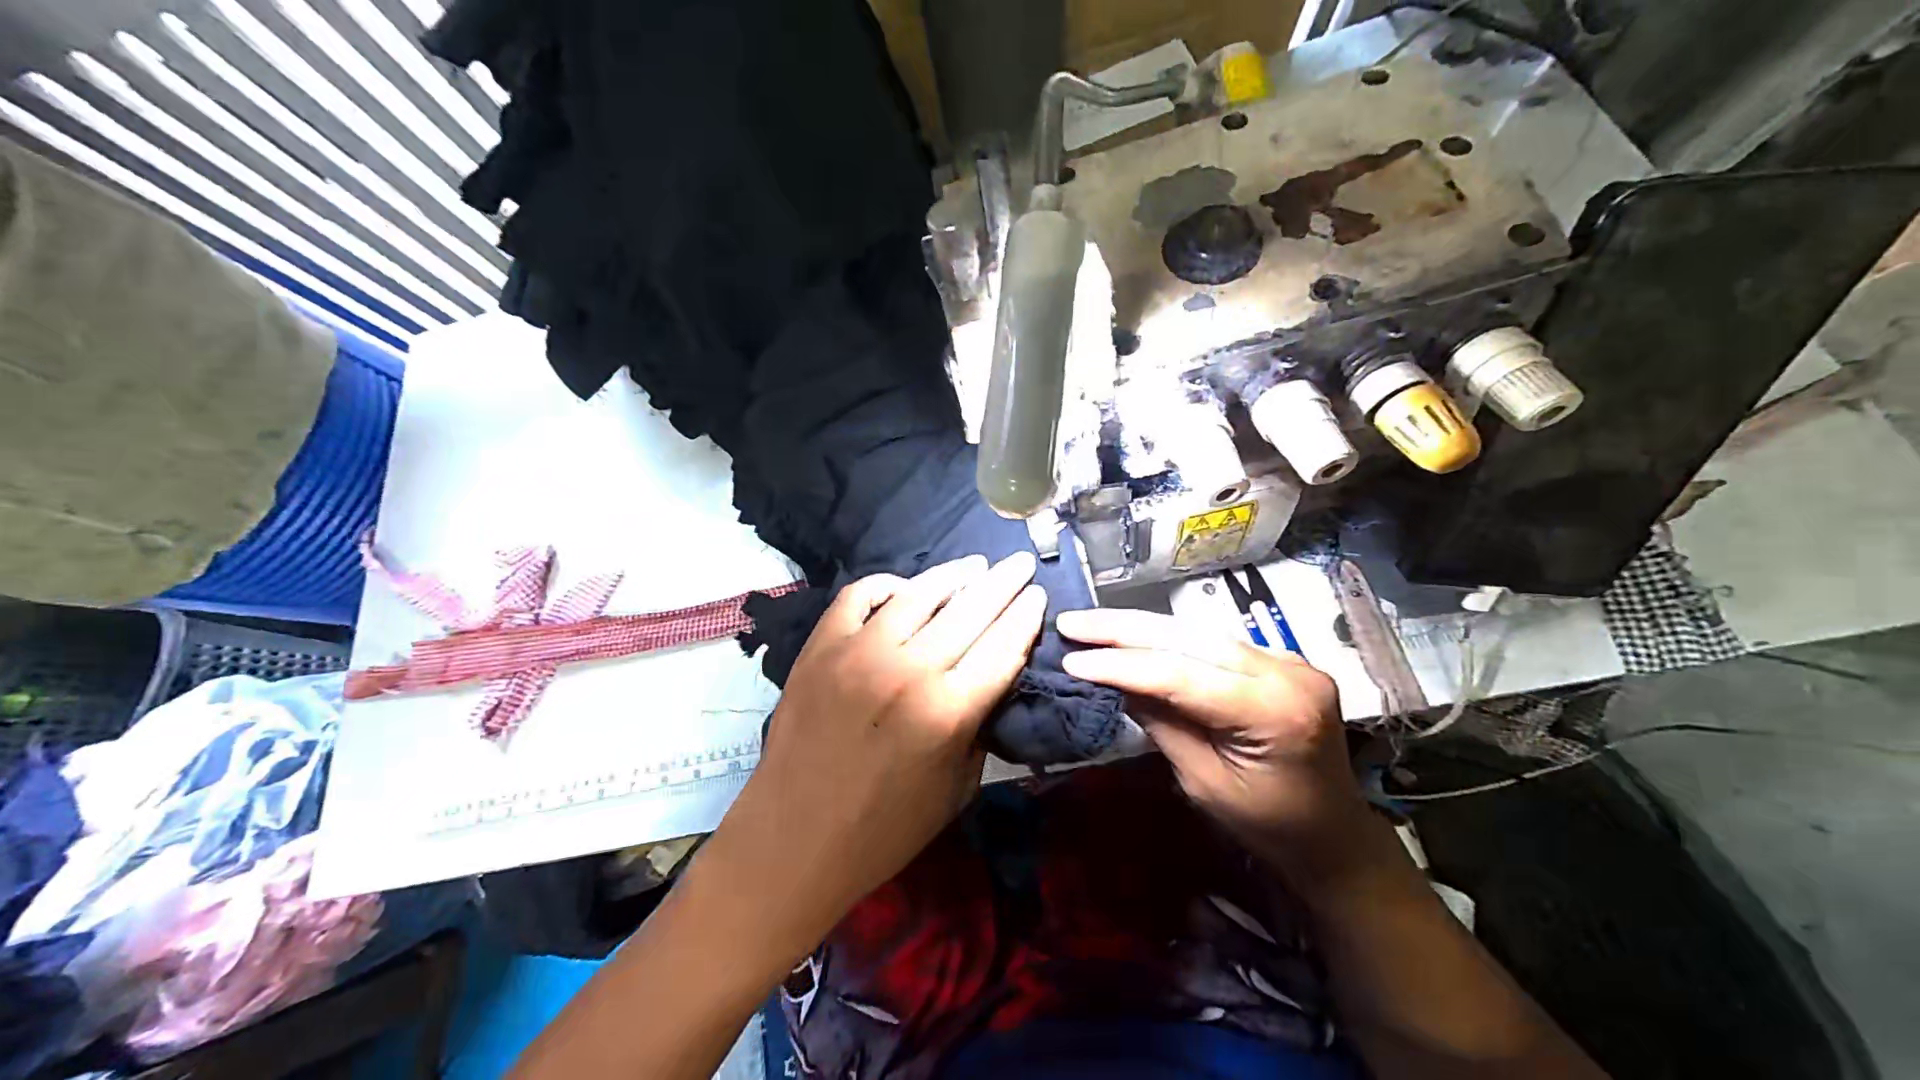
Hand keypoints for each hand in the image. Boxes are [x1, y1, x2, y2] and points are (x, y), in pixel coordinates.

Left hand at [705, 553, 1046, 936]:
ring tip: (974, 565)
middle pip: (971, 610)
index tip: (1038, 595)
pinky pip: (859, 596)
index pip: (1003, 646)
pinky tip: (904, 588)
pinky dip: (886, 585)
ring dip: (954, 575)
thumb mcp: (957, 787)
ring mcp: (859, 652)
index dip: (1026, 617)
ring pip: (919, 593)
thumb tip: (992, 676)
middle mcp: (908, 670)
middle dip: (1003, 583)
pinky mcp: (821, 647)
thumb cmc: (885, 829)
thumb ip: (979, 725)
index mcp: (949, 711)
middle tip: (1020, 563)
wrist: (795, 839)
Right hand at [1056, 608, 1369, 880]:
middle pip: (1189, 638)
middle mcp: (1288, 671)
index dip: (1121, 664)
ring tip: (1092, 625)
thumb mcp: (1203, 782)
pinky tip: (1133, 635)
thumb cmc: (1267, 825)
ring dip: (1142, 628)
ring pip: (1199, 632)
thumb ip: (1162, 723)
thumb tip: (1115, 680)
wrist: (1333, 835)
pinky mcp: (1282, 659)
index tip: (1071, 656)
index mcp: (1274, 711)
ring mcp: (1289, 660)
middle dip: (1123, 628)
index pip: (1181, 674)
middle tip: (1072, 622)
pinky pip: (1215, 642)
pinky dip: (1169, 639)